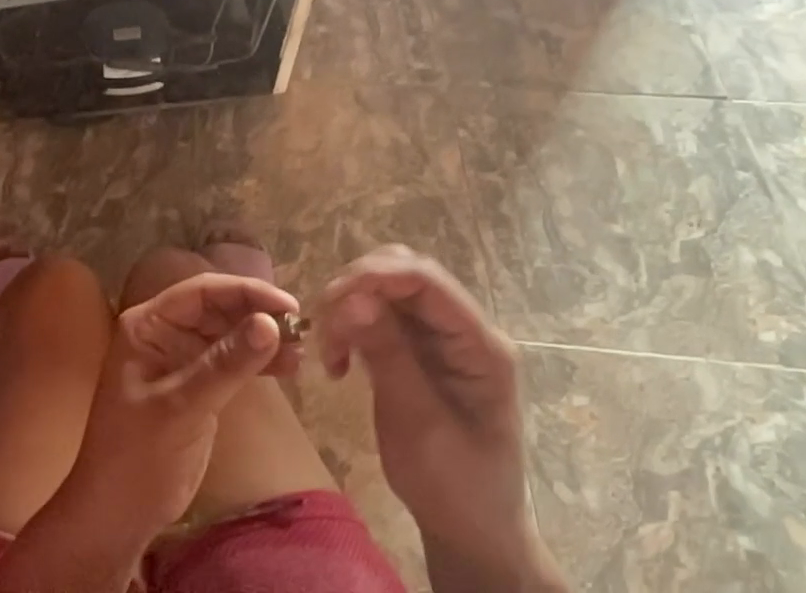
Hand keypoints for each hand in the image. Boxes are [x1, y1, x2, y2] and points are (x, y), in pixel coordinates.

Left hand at [70, 271, 299, 538]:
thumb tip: (271, 323)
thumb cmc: (137, 454)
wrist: (119, 510)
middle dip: (258, 313)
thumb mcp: (181, 407)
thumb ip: (225, 364)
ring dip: (263, 337)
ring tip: (302, 350)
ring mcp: (181, 360)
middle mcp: (164, 334)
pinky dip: (259, 362)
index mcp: (147, 325)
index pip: (200, 292)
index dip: (245, 292)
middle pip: (217, 309)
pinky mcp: (198, 387)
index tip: (289, 306)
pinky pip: (232, 362)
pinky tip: (288, 367)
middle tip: (303, 328)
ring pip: (228, 334)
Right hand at [318, 246, 562, 589]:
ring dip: (348, 310)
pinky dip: (349, 329)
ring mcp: (439, 339)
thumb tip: (354, 297)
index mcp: (481, 345)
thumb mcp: (418, 422)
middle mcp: (462, 330)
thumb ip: (389, 355)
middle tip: (325, 328)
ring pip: (385, 291)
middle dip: (357, 289)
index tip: (330, 300)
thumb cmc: (454, 485)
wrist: (470, 532)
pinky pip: (377, 317)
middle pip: (404, 274)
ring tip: (330, 355)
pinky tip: (338, 363)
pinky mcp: (416, 351)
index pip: (427, 280)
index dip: (375, 275)